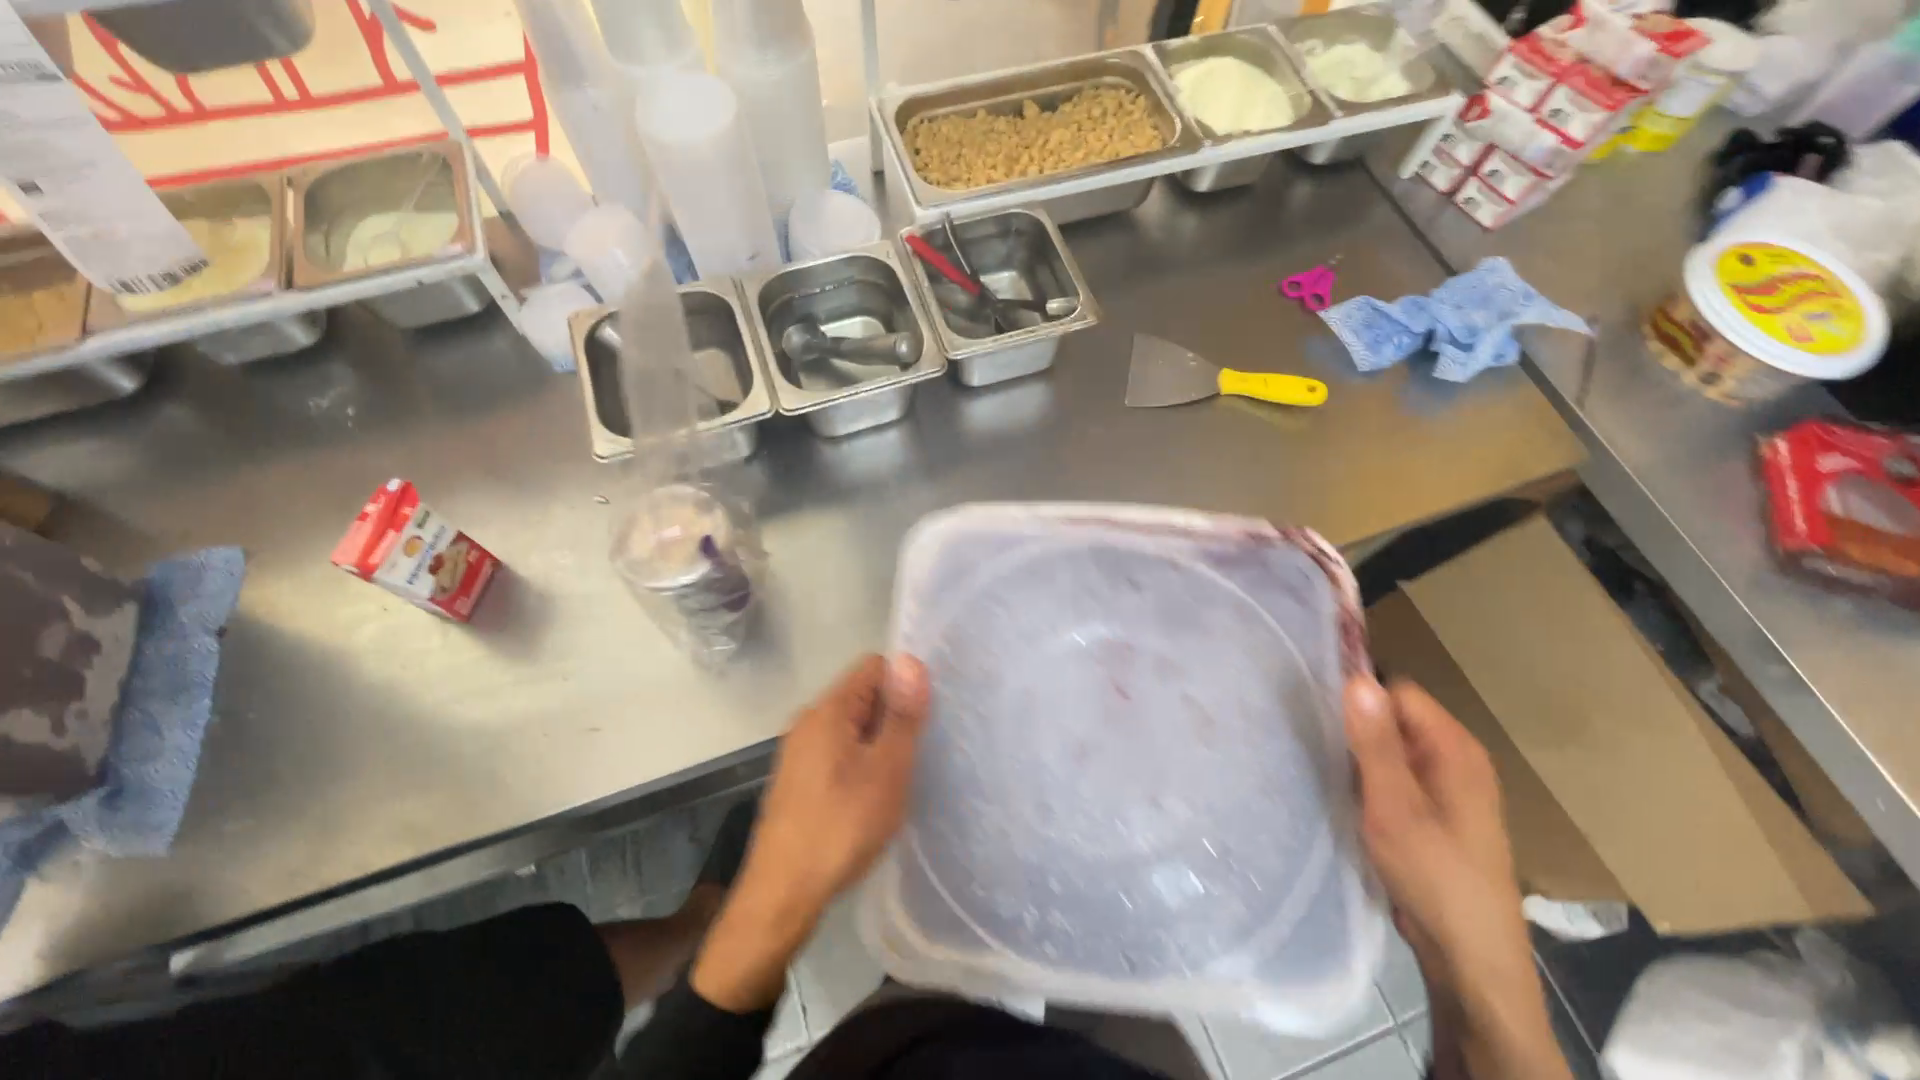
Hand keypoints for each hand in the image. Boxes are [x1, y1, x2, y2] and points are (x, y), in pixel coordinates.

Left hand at [692, 654, 930, 1011]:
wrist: (783, 892)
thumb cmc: (841, 826)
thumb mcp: (886, 770)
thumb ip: (902, 716)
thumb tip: (911, 658)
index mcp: (827, 711)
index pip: (874, 667)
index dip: (905, 684)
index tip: (927, 719)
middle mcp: (807, 723)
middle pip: (862, 698)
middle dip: (894, 719)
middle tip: (919, 755)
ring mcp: (798, 754)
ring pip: (851, 730)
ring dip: (878, 747)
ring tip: (899, 781)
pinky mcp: (798, 783)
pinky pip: (838, 756)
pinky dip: (860, 768)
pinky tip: (872, 801)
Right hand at [1345, 676, 1569, 1079]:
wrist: (1468, 954)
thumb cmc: (1433, 874)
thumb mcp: (1394, 805)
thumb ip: (1375, 742)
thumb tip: (1356, 679)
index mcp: (1455, 749)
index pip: (1399, 693)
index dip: (1360, 699)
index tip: (1319, 717)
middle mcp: (1455, 760)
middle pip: (1395, 720)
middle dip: (1356, 730)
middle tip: (1314, 747)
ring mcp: (1446, 790)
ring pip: (1391, 752)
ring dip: (1360, 760)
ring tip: (1323, 773)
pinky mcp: (1433, 816)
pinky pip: (1394, 779)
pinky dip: (1369, 784)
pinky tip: (1344, 801)